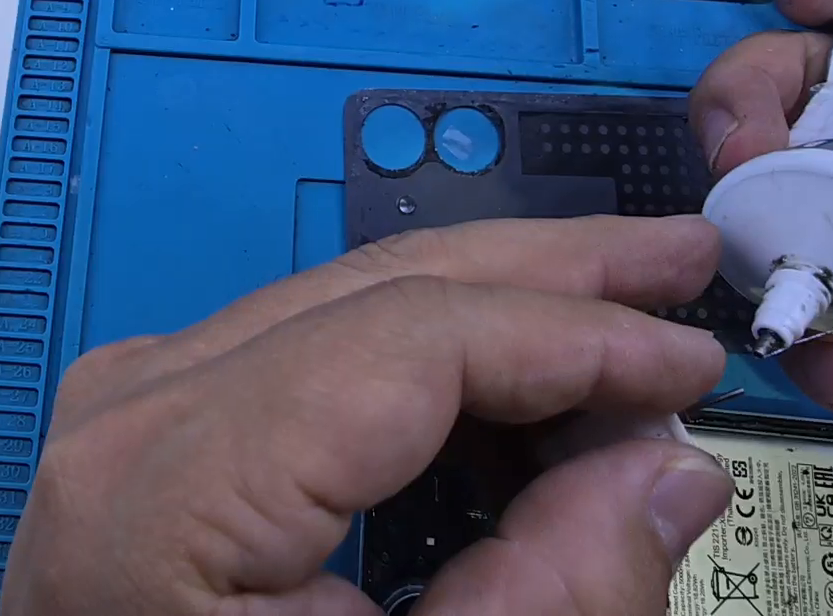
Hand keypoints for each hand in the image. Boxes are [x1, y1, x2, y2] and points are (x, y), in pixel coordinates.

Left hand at [3, 217, 734, 614]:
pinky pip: (317, 343)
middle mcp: (142, 390)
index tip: (690, 354)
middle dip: (540, 267)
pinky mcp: (161, 399)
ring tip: (618, 313)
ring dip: (494, 304)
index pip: (403, 339)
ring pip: (351, 298)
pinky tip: (515, 387)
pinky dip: (429, 357)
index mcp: (168, 472)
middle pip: (375, 285)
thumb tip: (668, 463)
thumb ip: (547, 602)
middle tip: (668, 251)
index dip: (565, 334)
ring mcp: (143, 383)